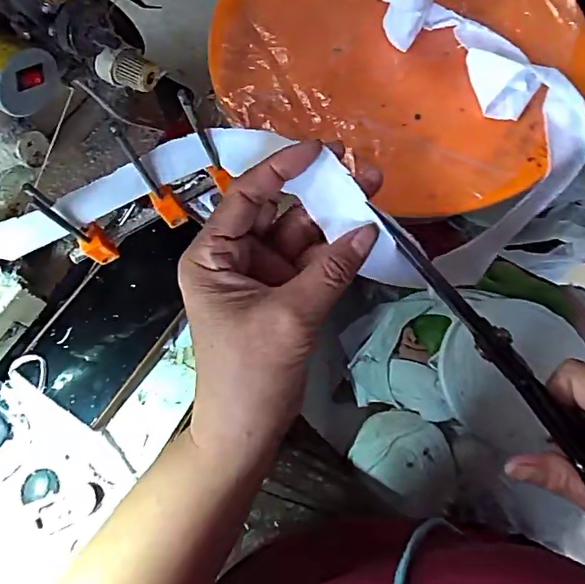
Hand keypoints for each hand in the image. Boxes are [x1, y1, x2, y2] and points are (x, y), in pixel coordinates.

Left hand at [179, 140, 379, 467]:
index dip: (281, 168)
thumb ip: (329, 271)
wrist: (244, 433)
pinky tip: (362, 234)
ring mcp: (259, 276)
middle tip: (362, 174)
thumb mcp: (288, 317)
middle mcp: (232, 257)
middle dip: (318, 194)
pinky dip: (334, 252)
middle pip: (278, 213)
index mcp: (212, 255)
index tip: (318, 150)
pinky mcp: (281, 296)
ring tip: (371, 199)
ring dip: (333, 220)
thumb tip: (367, 229)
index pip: (246, 196)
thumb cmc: (249, 374)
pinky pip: (310, 263)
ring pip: (298, 236)